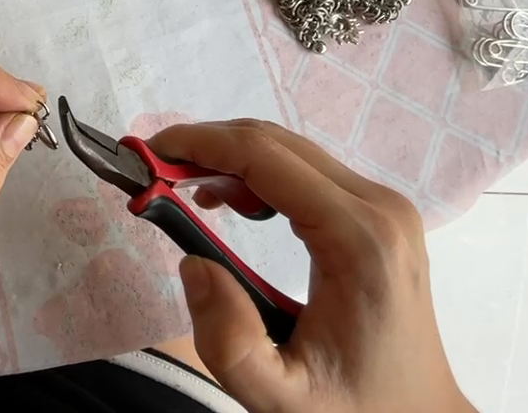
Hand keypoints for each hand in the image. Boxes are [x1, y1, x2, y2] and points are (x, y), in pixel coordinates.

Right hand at [149, 120, 476, 412]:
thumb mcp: (281, 398)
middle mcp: (376, 205)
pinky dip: (251, 170)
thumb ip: (228, 340)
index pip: (261, 155)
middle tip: (154, 172)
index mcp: (358, 238)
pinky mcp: (374, 210)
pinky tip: (228, 201)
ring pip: (283, 147)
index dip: (197, 143)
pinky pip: (299, 166)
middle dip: (203, 145)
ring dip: (225, 156)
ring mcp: (381, 203)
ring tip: (183, 189)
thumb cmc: (351, 407)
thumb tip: (193, 264)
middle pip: (270, 141)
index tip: (147, 156)